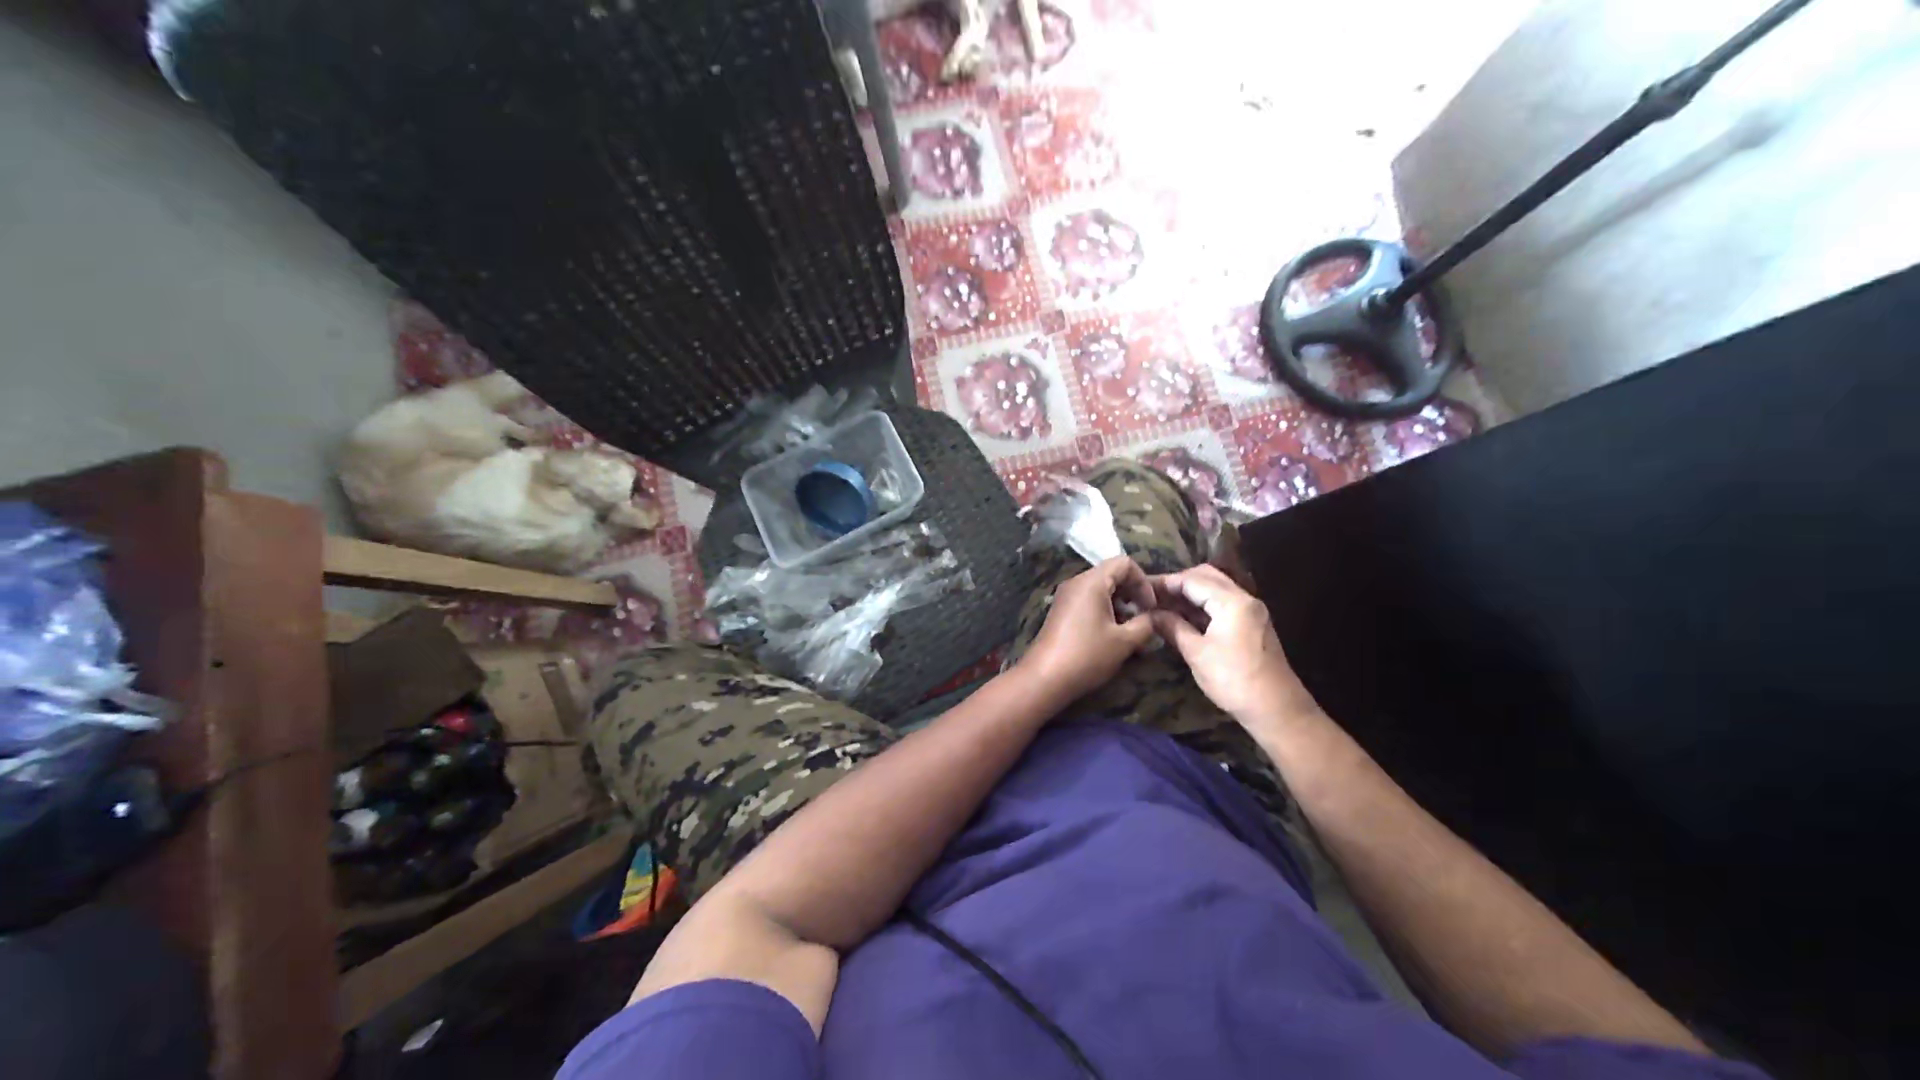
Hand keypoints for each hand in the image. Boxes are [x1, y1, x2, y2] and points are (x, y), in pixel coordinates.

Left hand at [1016, 556, 1157, 706]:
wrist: (1045, 678)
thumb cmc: (1087, 655)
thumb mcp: (1124, 641)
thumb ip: (1146, 624)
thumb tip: (1156, 617)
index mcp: (1092, 582)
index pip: (1124, 563)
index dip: (1143, 581)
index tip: (1151, 606)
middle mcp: (1077, 582)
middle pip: (1112, 575)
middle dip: (1133, 594)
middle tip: (1146, 618)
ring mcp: (1067, 597)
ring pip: (1101, 590)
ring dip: (1121, 606)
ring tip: (1134, 631)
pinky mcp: (1063, 611)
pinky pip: (1089, 602)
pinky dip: (1106, 612)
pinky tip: (1115, 636)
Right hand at [1148, 564, 1320, 729]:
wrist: (1276, 709)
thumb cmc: (1233, 680)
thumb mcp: (1196, 653)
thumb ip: (1173, 627)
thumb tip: (1151, 614)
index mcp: (1232, 602)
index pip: (1193, 580)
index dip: (1165, 582)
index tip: (1142, 589)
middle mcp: (1245, 599)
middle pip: (1207, 576)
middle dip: (1179, 583)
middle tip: (1153, 595)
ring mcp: (1252, 611)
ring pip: (1217, 589)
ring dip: (1191, 594)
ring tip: (1164, 605)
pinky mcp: (1252, 624)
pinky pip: (1224, 603)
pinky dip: (1203, 605)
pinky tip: (1185, 617)